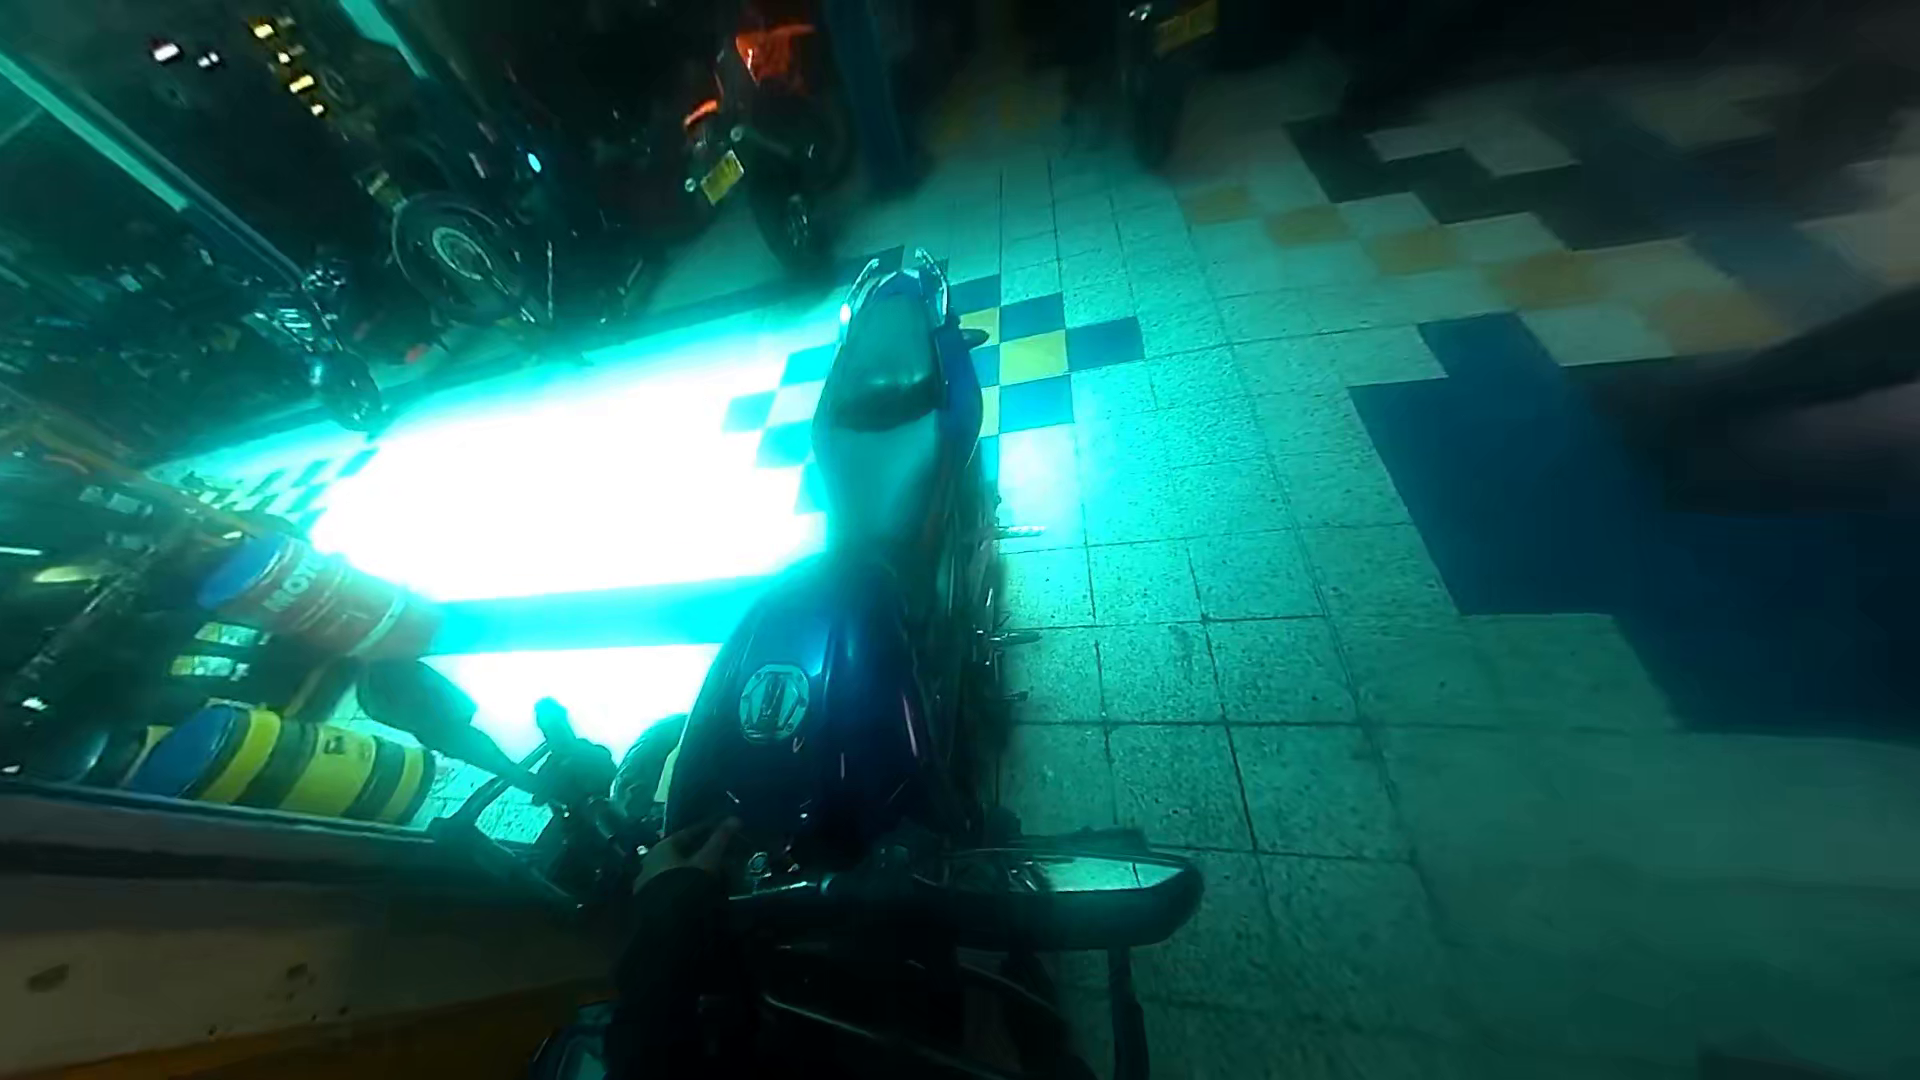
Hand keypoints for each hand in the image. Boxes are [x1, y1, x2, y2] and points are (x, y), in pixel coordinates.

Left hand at [634, 817, 740, 892]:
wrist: (664, 923)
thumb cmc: (685, 881)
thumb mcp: (708, 858)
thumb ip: (721, 838)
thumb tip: (735, 818)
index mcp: (664, 846)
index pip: (690, 831)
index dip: (710, 829)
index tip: (726, 830)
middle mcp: (651, 860)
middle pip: (683, 850)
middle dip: (703, 850)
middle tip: (723, 852)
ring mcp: (648, 882)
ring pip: (678, 868)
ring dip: (695, 868)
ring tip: (716, 872)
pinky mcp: (650, 901)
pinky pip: (674, 884)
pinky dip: (687, 882)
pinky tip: (701, 888)